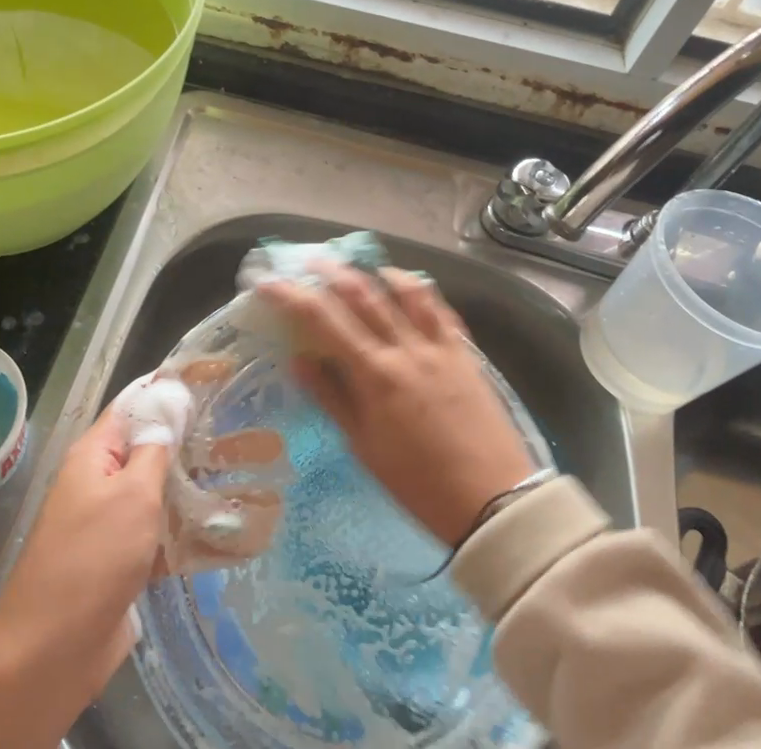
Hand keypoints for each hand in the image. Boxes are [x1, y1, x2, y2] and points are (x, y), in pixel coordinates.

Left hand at [0, 382, 281, 748]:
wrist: (53, 651)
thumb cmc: (91, 559)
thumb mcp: (130, 494)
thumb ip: (156, 447)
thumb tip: (172, 396)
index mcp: (96, 453)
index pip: (139, 402)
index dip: (178, 385)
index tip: (223, 373)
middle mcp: (105, 480)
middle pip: (160, 448)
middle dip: (206, 440)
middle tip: (261, 431)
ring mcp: (118, 523)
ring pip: (170, 494)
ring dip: (211, 488)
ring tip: (265, 480)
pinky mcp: (131, 562)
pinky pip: (170, 537)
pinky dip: (202, 534)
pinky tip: (246, 533)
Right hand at [260, 264, 537, 545]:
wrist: (492, 499)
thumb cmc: (418, 482)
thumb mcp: (364, 446)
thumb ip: (333, 398)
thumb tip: (299, 359)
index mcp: (374, 373)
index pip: (323, 321)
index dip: (292, 297)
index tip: (268, 283)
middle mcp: (406, 348)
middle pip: (363, 296)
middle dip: (332, 273)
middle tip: (311, 260)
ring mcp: (440, 347)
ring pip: (406, 293)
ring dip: (378, 273)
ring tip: (361, 264)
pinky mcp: (466, 354)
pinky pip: (441, 310)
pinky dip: (421, 291)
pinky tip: (411, 287)